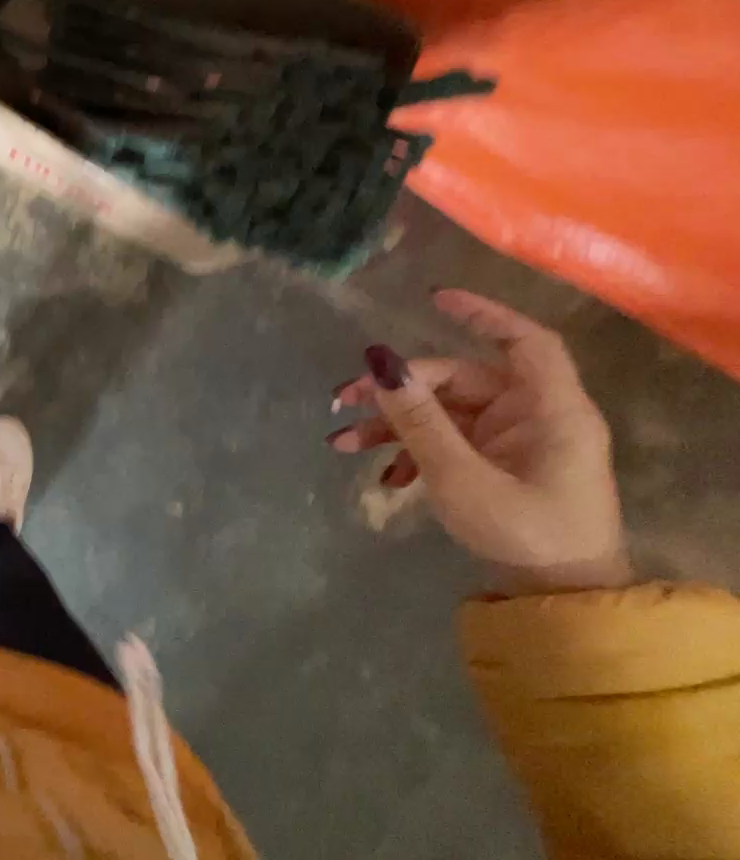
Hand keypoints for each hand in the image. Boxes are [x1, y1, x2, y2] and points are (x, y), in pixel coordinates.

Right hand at [328, 289, 633, 594]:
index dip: (482, 313)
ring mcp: (511, 440)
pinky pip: (443, 440)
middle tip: (342, 401)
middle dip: (397, 388)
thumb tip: (379, 361)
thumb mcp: (459, 474)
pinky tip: (381, 476)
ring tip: (340, 443)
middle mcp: (532, 416)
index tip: (430, 299)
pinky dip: (408, 451)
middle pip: (457, 379)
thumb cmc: (523, 530)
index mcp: (549, 410)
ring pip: (440, 411)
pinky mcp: (494, 463)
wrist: (557, 597)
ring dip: (389, 423)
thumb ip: (418, 418)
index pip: (524, 342)